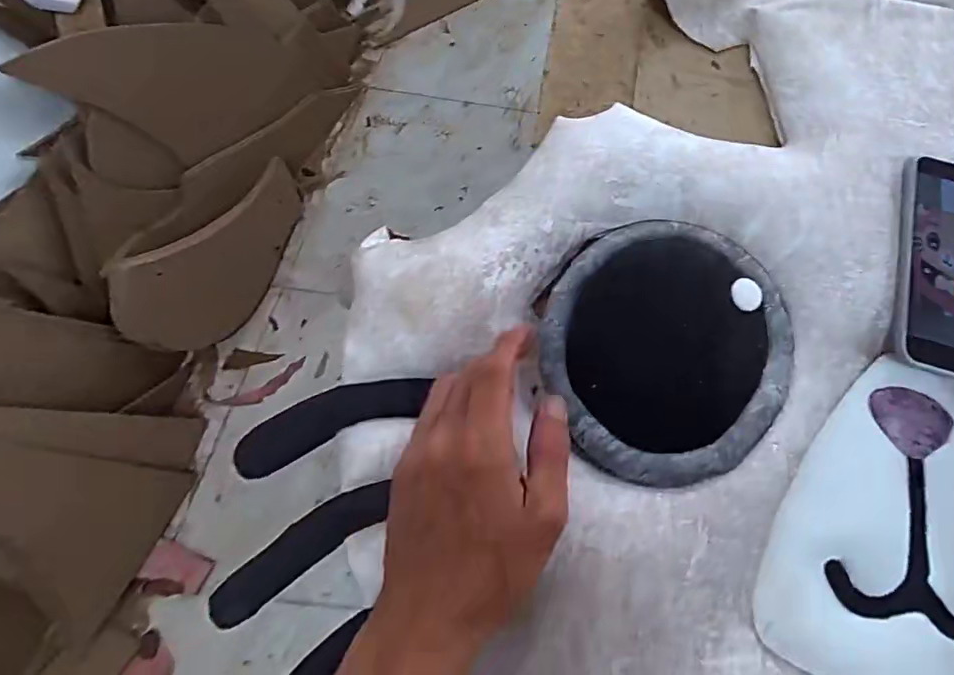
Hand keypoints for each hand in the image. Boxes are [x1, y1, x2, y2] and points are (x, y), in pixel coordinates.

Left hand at [342, 328, 570, 674]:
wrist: (425, 622)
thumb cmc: (497, 569)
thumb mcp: (546, 516)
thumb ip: (551, 451)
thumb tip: (552, 401)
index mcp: (480, 449)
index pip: (490, 374)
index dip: (509, 345)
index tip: (529, 332)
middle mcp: (441, 443)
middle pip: (465, 376)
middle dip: (495, 356)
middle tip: (524, 354)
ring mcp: (414, 457)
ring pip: (441, 393)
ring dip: (472, 376)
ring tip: (502, 380)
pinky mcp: (401, 474)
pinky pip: (427, 417)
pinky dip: (453, 399)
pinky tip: (472, 415)